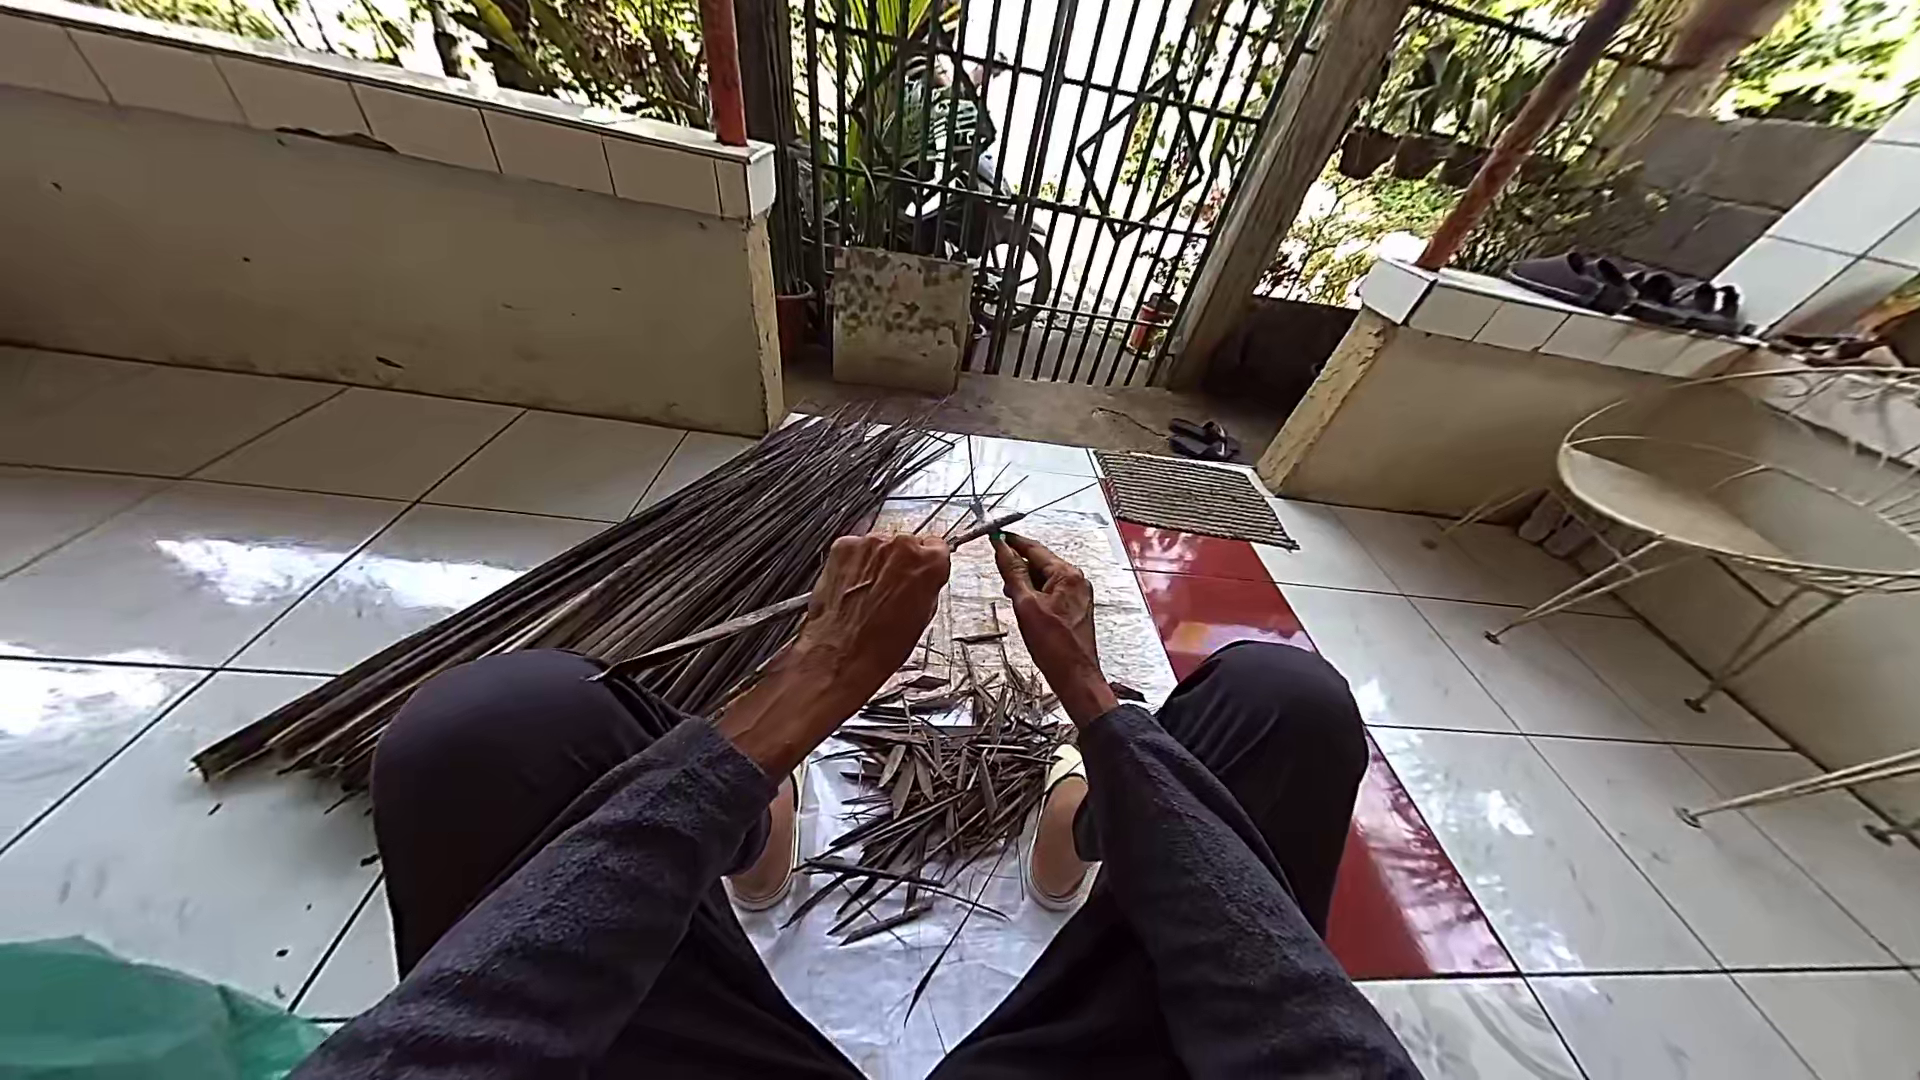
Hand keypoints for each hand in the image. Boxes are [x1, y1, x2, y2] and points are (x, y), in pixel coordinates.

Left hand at [718, 532, 948, 774]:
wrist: (843, 654)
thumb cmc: (882, 644)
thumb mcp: (924, 616)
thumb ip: (927, 587)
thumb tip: (922, 581)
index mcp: (929, 563)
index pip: (937, 547)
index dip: (927, 564)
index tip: (920, 574)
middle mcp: (901, 546)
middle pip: (907, 544)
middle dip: (900, 564)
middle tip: (893, 590)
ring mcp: (870, 544)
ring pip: (879, 546)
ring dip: (876, 563)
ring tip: (870, 594)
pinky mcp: (843, 548)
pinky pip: (855, 550)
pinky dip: (854, 564)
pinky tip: (854, 589)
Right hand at [993, 533, 1118, 727]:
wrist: (1075, 676)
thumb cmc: (1056, 647)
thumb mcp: (1026, 605)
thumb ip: (1013, 574)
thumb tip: (1002, 550)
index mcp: (1068, 575)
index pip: (1035, 549)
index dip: (1013, 542)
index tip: (997, 536)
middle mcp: (1076, 581)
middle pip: (1040, 562)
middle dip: (1017, 565)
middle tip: (997, 566)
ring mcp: (1076, 595)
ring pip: (1043, 578)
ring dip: (1024, 581)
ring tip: (1009, 592)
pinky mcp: (1073, 608)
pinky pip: (1049, 591)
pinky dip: (1033, 593)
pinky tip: (1022, 604)